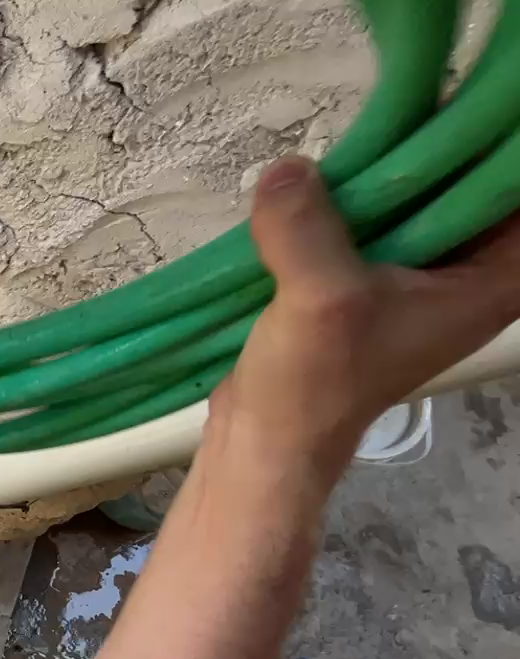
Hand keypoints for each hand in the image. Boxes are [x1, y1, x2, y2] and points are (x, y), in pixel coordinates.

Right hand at [213, 156, 519, 475]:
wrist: (264, 440)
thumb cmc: (315, 382)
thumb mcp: (320, 299)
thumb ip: (304, 231)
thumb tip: (283, 169)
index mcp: (502, 275)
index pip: (514, 187)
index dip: (483, 150)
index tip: (440, 119)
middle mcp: (472, 275)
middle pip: (465, 193)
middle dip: (422, 164)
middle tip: (377, 140)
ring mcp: (415, 287)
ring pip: (411, 213)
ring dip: (372, 193)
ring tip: (332, 173)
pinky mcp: (362, 297)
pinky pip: (366, 239)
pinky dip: (339, 222)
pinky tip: (305, 212)